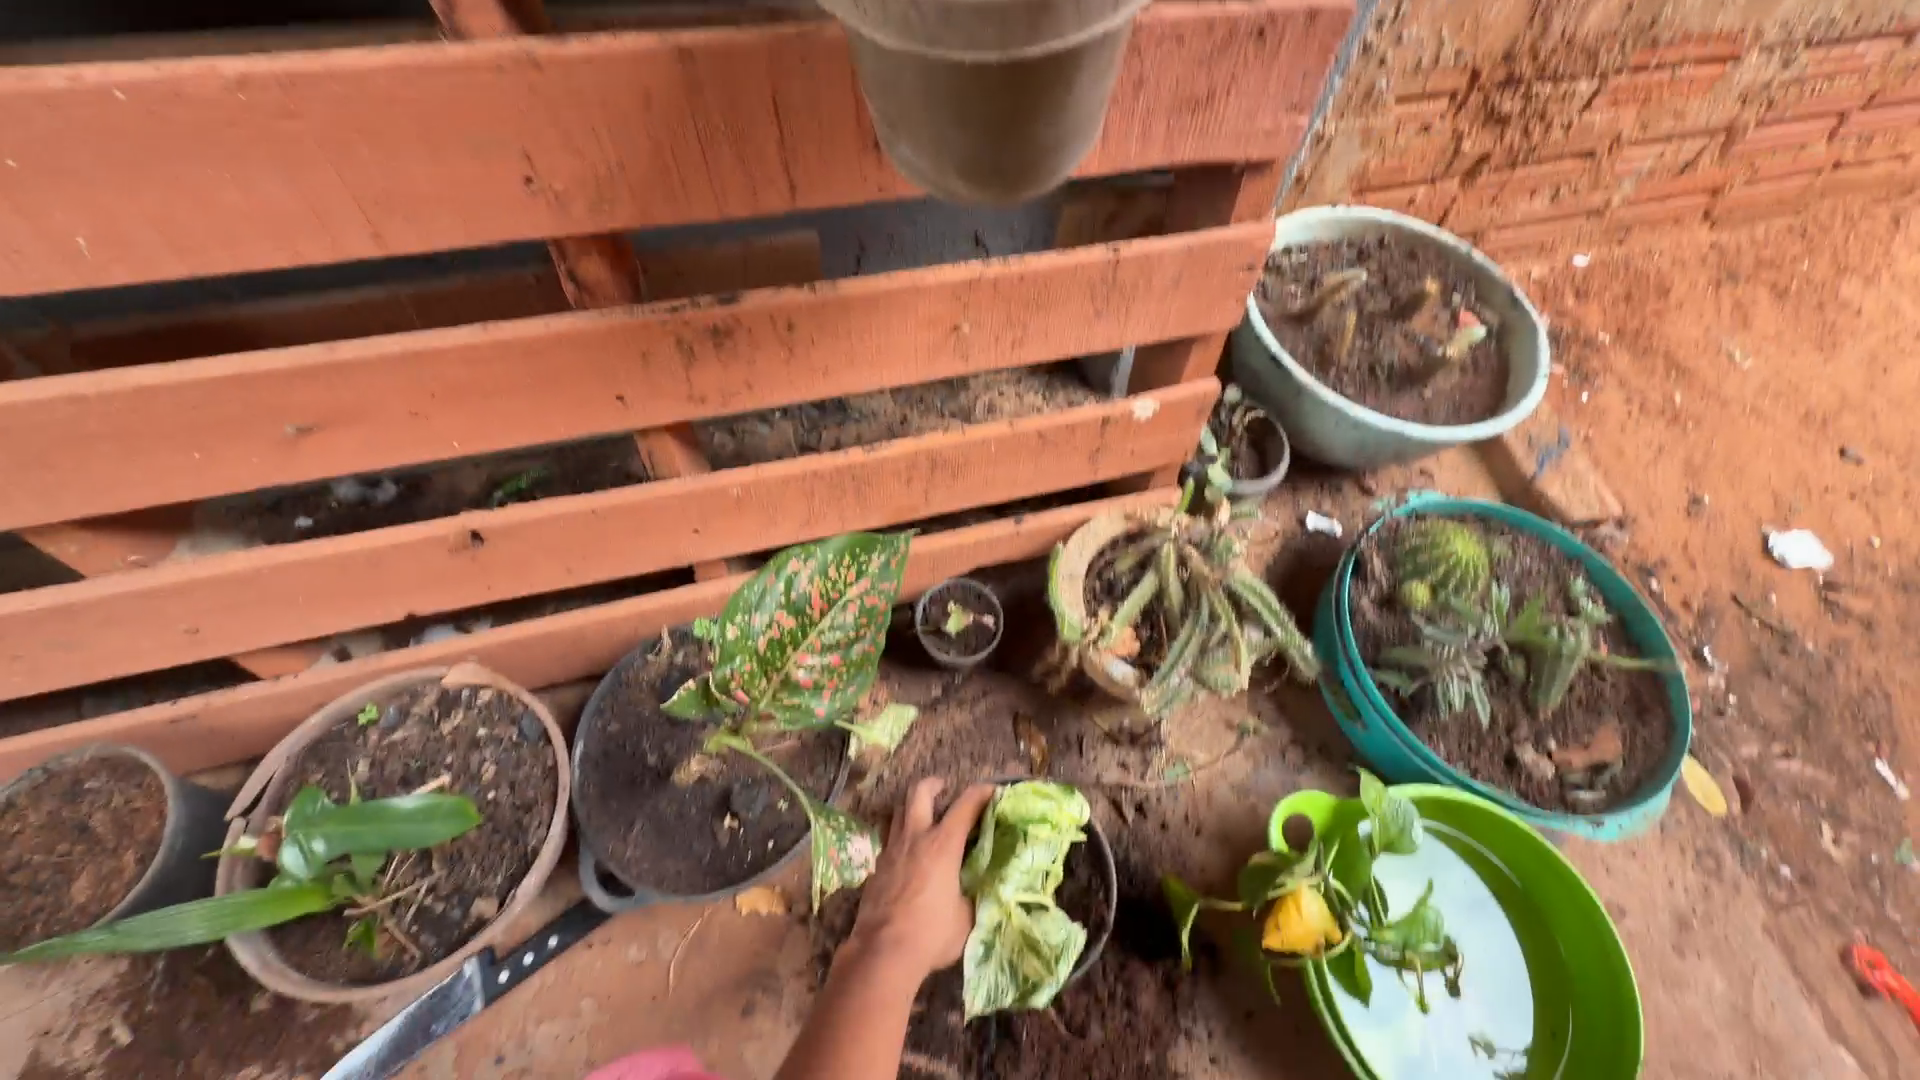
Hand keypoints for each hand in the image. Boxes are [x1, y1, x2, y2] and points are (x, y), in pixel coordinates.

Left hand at [843, 778, 995, 984]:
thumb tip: (976, 890)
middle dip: (933, 784)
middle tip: (943, 788)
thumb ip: (972, 896)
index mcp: (942, 845)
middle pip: (918, 793)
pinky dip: (899, 836)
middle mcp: (915, 838)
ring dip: (911, 806)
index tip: (992, 790)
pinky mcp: (876, 867)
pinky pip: (888, 839)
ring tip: (921, 814)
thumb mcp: (966, 917)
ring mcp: (891, 850)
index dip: (981, 793)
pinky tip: (906, 852)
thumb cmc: (931, 934)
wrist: (883, 951)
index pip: (966, 805)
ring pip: (897, 811)